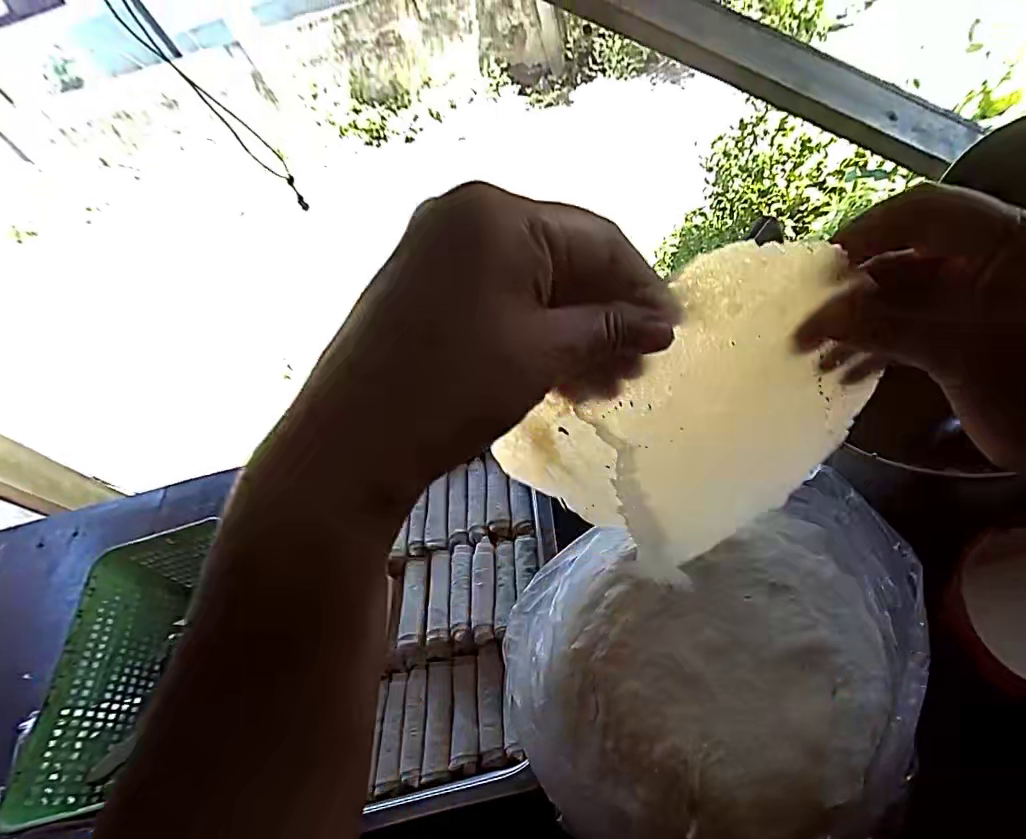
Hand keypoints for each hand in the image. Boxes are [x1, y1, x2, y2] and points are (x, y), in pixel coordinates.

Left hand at [266, 182, 677, 517]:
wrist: (353, 439)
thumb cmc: (452, 388)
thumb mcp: (542, 354)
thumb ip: (607, 330)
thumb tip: (661, 325)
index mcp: (498, 212)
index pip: (597, 238)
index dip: (642, 287)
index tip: (672, 332)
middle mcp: (466, 217)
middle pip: (565, 262)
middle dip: (608, 319)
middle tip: (638, 369)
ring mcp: (441, 254)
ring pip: (533, 289)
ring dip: (576, 336)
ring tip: (607, 387)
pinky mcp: (428, 293)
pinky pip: (501, 305)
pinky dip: (537, 339)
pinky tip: (567, 380)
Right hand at [794, 183, 1025, 484]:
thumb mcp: (960, 352)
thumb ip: (887, 328)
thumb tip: (819, 318)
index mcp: (1013, 241)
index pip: (926, 212)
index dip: (867, 232)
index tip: (820, 270)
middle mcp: (996, 262)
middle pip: (908, 257)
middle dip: (855, 290)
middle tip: (810, 319)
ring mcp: (984, 303)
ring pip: (906, 299)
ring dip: (861, 324)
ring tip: (818, 355)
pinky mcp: (973, 340)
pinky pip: (916, 331)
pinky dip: (881, 347)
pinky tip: (848, 373)